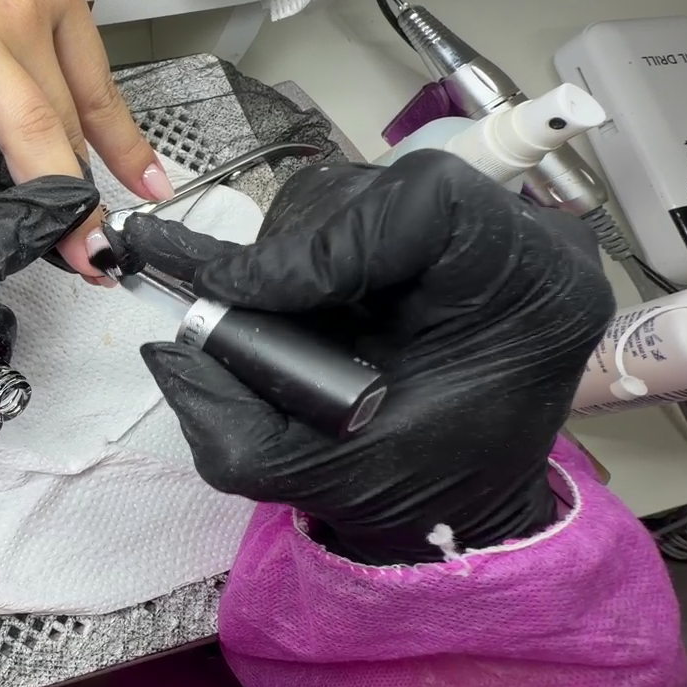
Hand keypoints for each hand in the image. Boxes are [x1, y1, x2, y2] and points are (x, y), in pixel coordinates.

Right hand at [120, 153, 614, 564]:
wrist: (442, 494)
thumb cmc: (405, 486)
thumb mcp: (302, 473)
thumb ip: (224, 420)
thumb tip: (166, 348)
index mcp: (521, 294)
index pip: (423, 209)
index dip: (322, 243)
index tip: (247, 297)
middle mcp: (502, 246)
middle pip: (368, 193)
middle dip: (285, 250)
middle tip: (238, 303)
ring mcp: (455, 236)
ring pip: (337, 195)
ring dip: (276, 250)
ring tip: (257, 306)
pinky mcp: (407, 241)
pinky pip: (324, 213)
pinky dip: (274, 249)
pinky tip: (241, 281)